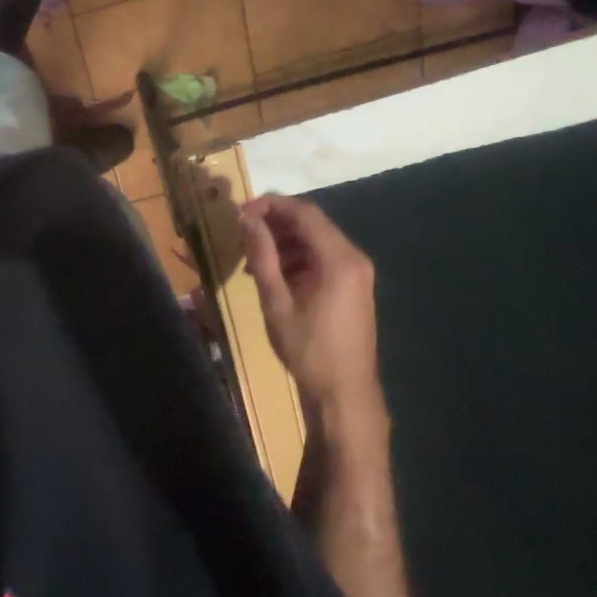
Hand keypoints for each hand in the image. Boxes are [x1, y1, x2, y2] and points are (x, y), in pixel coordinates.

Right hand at [240, 195, 383, 412]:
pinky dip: (297, 256)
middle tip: (241, 232)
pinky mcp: (354, 284)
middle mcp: (354, 257)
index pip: (304, 213)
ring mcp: (357, 271)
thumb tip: (247, 220)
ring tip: (252, 257)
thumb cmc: (308, 348)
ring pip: (316, 239)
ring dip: (284, 240)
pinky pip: (323, 257)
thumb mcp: (276, 302)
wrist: (344, 391)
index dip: (270, 206)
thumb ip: (262, 256)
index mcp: (338, 259)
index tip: (239, 212)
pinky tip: (274, 273)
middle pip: (312, 223)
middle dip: (275, 222)